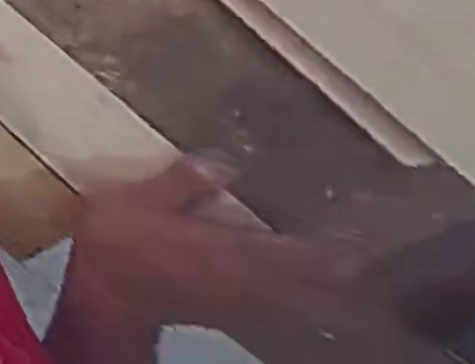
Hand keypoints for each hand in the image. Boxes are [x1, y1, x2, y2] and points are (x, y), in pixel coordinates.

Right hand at [48, 157, 361, 362]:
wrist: (105, 285)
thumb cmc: (120, 236)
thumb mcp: (139, 196)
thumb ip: (181, 182)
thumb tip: (225, 162)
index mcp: (231, 250)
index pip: (306, 257)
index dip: (341, 250)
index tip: (365, 236)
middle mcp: (248, 281)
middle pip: (319, 290)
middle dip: (348, 277)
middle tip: (368, 257)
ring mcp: (242, 302)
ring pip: (306, 306)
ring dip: (331, 294)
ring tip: (347, 277)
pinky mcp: (229, 312)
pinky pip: (284, 312)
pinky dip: (303, 304)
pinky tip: (301, 295)